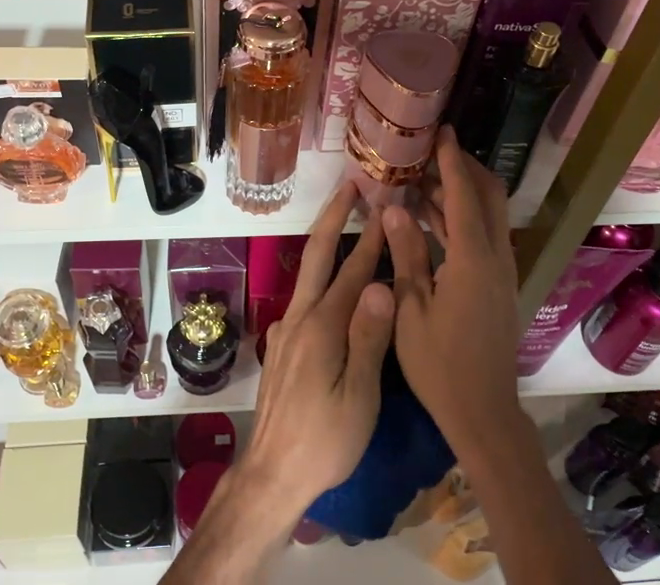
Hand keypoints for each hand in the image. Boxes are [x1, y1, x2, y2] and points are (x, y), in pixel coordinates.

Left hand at [236, 181, 395, 514]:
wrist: (273, 473)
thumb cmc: (325, 441)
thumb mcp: (359, 397)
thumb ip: (369, 339)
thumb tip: (381, 285)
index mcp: (322, 327)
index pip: (352, 271)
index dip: (371, 238)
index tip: (386, 204)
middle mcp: (299, 318)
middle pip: (317, 256)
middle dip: (334, 218)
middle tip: (350, 187)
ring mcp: (287, 331)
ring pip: (308, 274)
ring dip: (326, 242)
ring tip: (344, 221)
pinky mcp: (282, 346)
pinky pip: (304, 297)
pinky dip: (320, 275)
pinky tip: (330, 282)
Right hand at [385, 125, 522, 447]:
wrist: (484, 413)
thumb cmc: (440, 365)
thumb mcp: (411, 309)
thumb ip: (406, 254)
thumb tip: (392, 209)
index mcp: (472, 259)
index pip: (463, 194)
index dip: (451, 159)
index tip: (440, 130)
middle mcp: (495, 257)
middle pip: (487, 196)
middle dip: (463, 168)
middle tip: (429, 152)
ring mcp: (501, 272)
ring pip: (487, 216)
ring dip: (459, 194)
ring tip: (419, 180)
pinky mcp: (499, 286)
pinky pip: (483, 237)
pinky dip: (460, 220)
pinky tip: (428, 222)